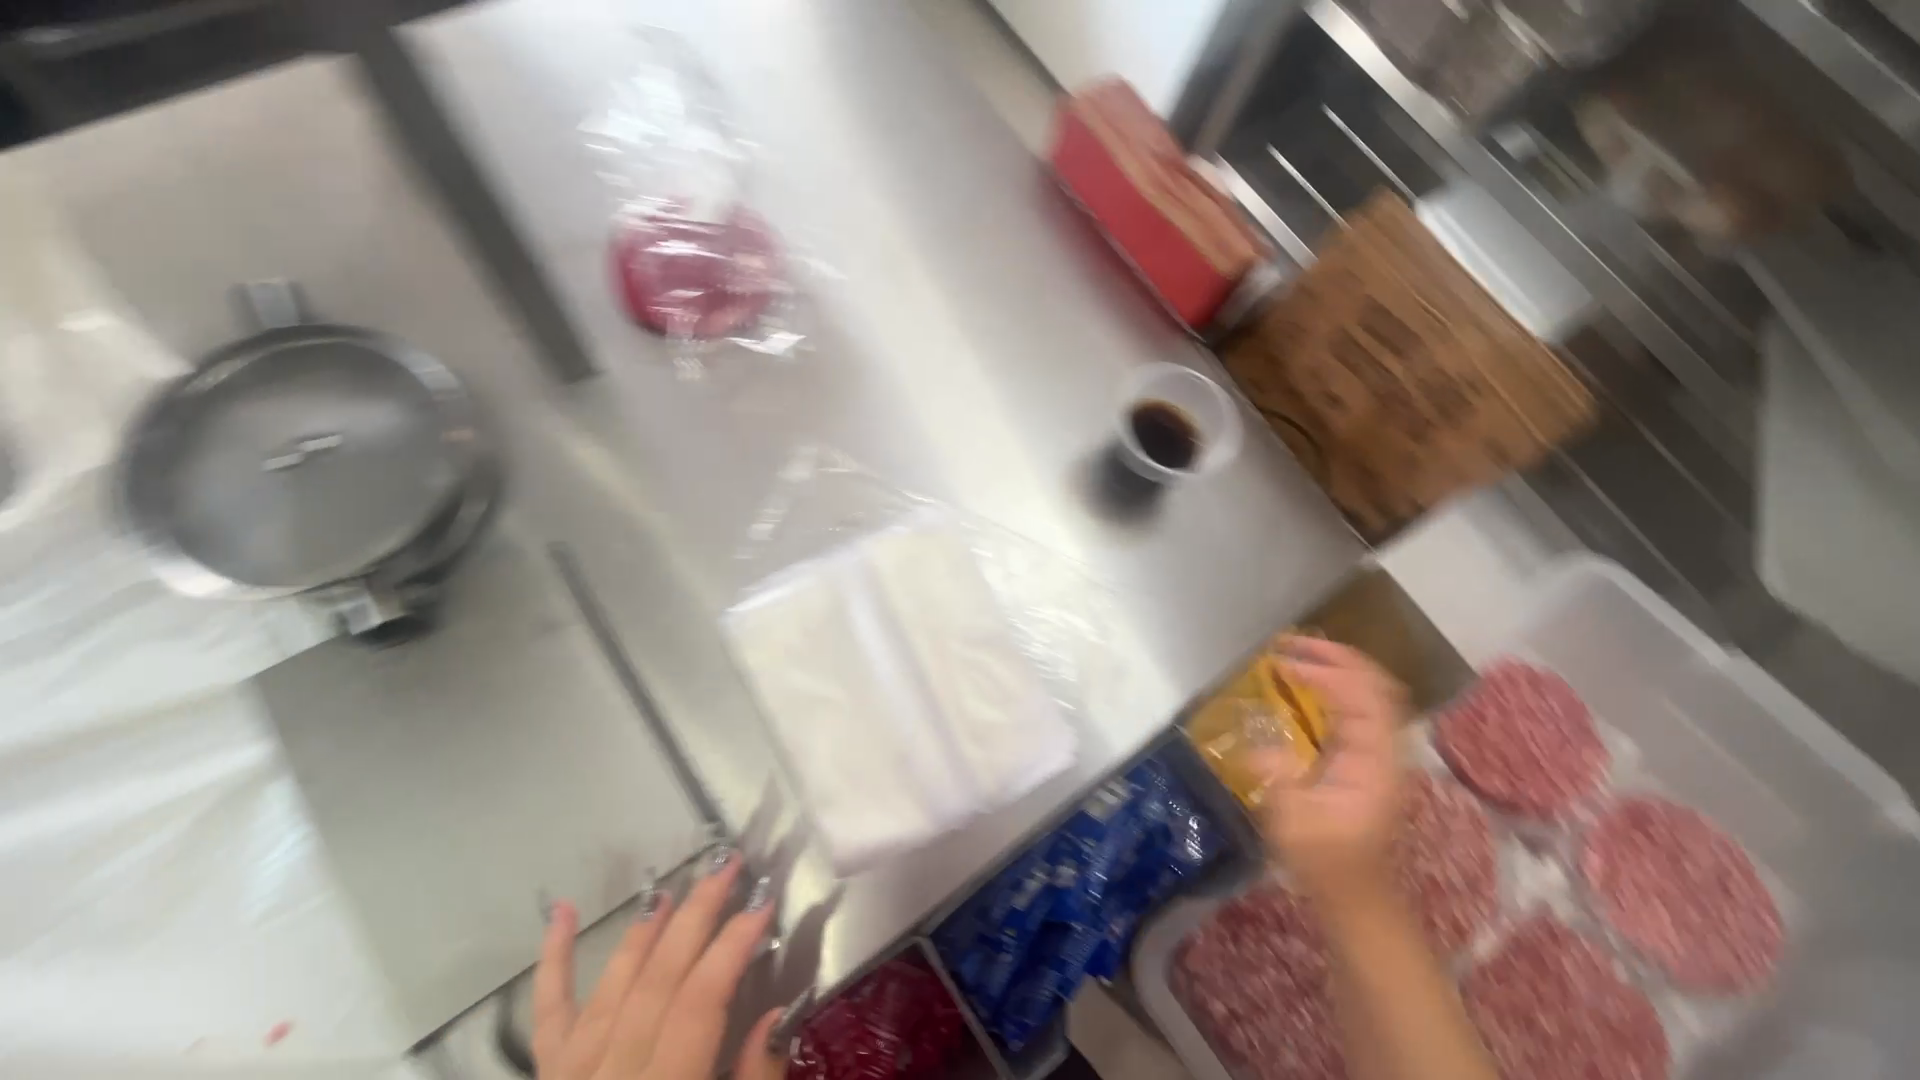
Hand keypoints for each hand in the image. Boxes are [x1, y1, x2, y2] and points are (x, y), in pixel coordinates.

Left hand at [533, 850, 787, 1079]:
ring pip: (608, 989)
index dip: (731, 949)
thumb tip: (778, 1014)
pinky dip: (551, 962)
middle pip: (654, 984)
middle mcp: (607, 1079)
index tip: (763, 903)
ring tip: (675, 886)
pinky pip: (548, 1017)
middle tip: (728, 866)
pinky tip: (558, 912)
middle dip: (695, 918)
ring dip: (644, 931)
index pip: (696, 1005)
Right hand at [1250, 636, 1408, 904]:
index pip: (1362, 698)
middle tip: (1290, 644)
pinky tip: (1308, 686)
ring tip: (1298, 655)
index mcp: (1375, 762)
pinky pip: (1361, 707)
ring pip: (1372, 692)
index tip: (1283, 663)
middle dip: (1335, 657)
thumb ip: (1281, 780)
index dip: (1326, 672)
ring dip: (1338, 668)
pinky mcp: (1369, 759)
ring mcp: (1381, 753)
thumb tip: (1261, 747)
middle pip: (1376, 684)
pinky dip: (1338, 687)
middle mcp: (1387, 750)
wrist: (1357, 895)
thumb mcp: (1296, 825)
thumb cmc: (1326, 863)